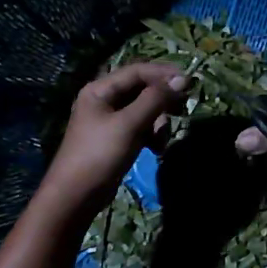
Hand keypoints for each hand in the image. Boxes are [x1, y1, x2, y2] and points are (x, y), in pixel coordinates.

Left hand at [40, 64, 188, 210]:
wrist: (76, 196)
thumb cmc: (99, 154)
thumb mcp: (130, 124)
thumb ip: (155, 99)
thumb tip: (182, 79)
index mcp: (100, 89)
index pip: (138, 71)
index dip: (164, 74)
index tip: (190, 82)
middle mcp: (105, 99)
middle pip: (142, 90)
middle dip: (163, 100)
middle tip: (182, 110)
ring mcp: (111, 120)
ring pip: (145, 110)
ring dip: (158, 122)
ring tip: (161, 140)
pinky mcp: (117, 138)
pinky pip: (141, 127)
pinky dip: (152, 135)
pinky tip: (157, 150)